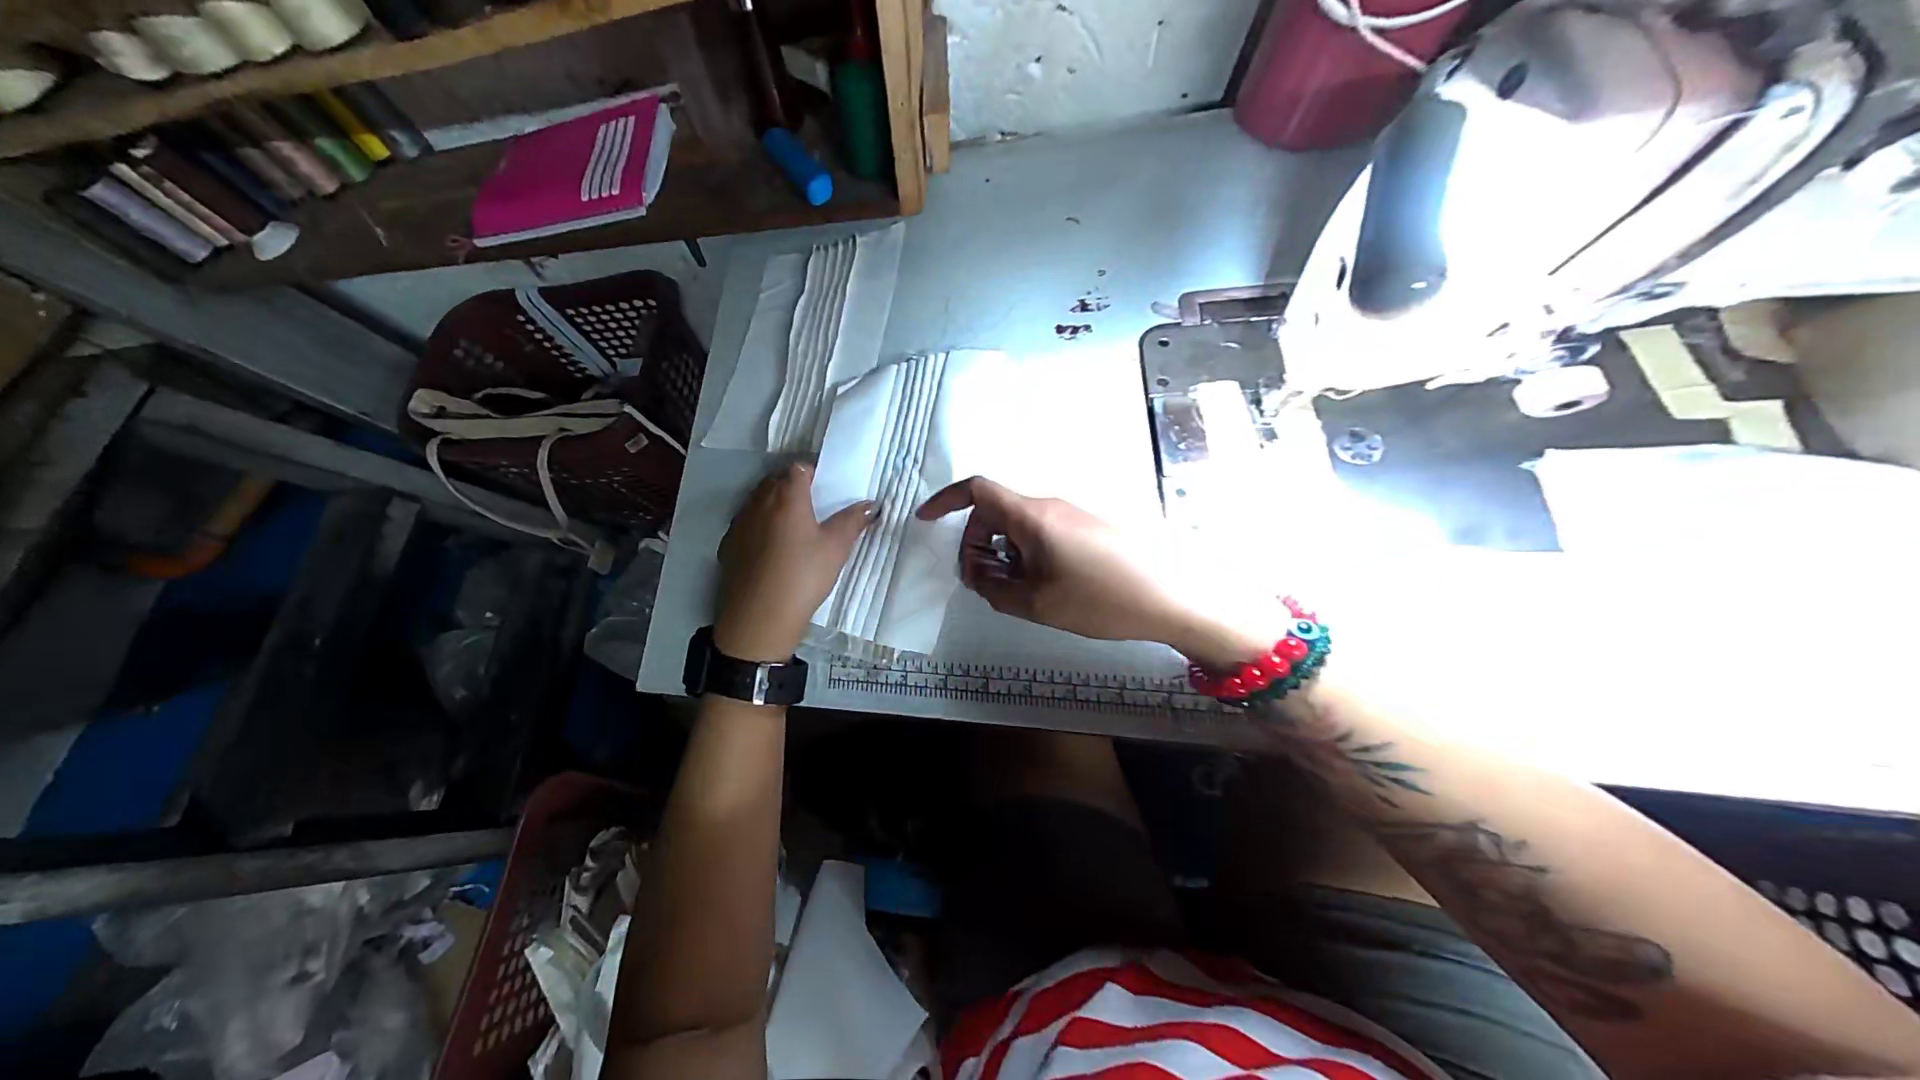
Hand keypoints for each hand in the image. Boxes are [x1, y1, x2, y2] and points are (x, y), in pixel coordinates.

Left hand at [714, 463, 874, 662]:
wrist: (758, 617)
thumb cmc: (803, 576)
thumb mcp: (836, 549)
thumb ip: (852, 521)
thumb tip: (869, 504)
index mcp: (787, 496)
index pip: (799, 468)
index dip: (813, 474)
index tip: (825, 490)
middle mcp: (759, 501)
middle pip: (776, 481)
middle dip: (793, 486)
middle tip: (813, 507)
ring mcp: (740, 522)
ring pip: (758, 500)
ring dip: (774, 505)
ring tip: (792, 527)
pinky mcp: (728, 543)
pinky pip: (747, 523)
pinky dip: (759, 525)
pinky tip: (771, 548)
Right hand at [916, 477, 1274, 665]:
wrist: (1173, 597)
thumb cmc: (1101, 598)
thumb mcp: (1037, 604)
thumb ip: (995, 588)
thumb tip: (979, 574)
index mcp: (1032, 515)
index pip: (977, 490)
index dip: (946, 501)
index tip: (927, 521)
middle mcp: (1050, 505)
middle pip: (996, 511)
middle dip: (978, 543)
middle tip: (985, 583)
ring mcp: (1073, 514)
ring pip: (1021, 525)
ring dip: (1006, 553)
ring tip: (1022, 593)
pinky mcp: (1090, 528)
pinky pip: (1045, 533)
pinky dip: (1029, 554)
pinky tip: (1048, 589)